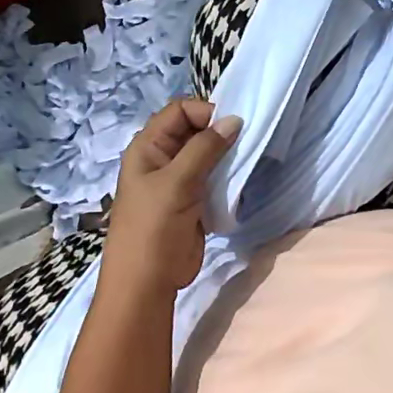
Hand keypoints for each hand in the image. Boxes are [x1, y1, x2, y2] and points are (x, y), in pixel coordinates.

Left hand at [100, 100, 241, 295]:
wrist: (147, 281)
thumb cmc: (154, 227)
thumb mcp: (177, 182)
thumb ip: (205, 149)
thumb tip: (234, 120)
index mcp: (148, 147)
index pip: (179, 111)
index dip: (205, 113)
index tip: (232, 127)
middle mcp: (161, 158)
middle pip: (194, 131)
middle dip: (219, 134)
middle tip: (245, 144)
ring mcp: (177, 181)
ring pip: (206, 155)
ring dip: (226, 156)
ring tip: (246, 162)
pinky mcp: (192, 201)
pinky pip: (212, 179)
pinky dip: (227, 177)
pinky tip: (241, 181)